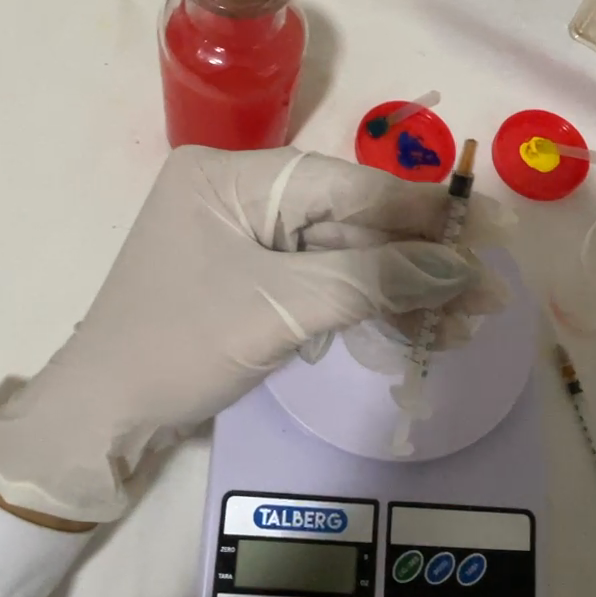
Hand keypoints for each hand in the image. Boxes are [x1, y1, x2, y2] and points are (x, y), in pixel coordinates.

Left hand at [0, 146, 508, 522]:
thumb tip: (457, 268)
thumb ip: (370, 280)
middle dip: (420, 262)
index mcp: (232, 176)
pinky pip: (323, 284)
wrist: (102, 420)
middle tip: (488, 291)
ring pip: (345, 257)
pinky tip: (420, 327)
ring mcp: (248, 241)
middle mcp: (242, 196)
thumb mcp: (277, 310)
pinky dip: (368, 307)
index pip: (346, 183)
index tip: (493, 223)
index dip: (424, 208)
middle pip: (352, 221)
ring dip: (403, 291)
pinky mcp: (255, 282)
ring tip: (466, 323)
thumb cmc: (176, 349)